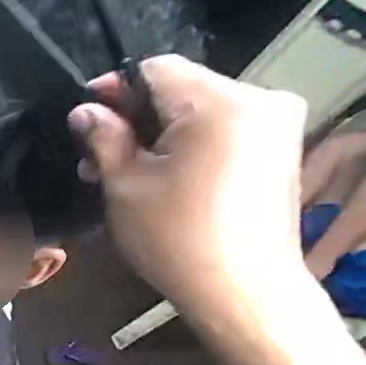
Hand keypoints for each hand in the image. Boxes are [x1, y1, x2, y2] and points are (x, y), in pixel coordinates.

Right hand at [70, 56, 311, 316]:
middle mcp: (261, 99)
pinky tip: (164, 178)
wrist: (245, 295)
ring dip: (160, 136)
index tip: (84, 117)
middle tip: (96, 157)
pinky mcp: (280, 151)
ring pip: (201, 112)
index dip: (113, 89)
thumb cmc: (179, 242)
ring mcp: (277, 125)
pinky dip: (191, 147)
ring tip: (124, 174)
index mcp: (221, 102)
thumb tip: (85, 112)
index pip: (155, 69)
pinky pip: (224, 132)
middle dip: (135, 119)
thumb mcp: (126, 188)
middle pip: (180, 90)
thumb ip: (104, 139)